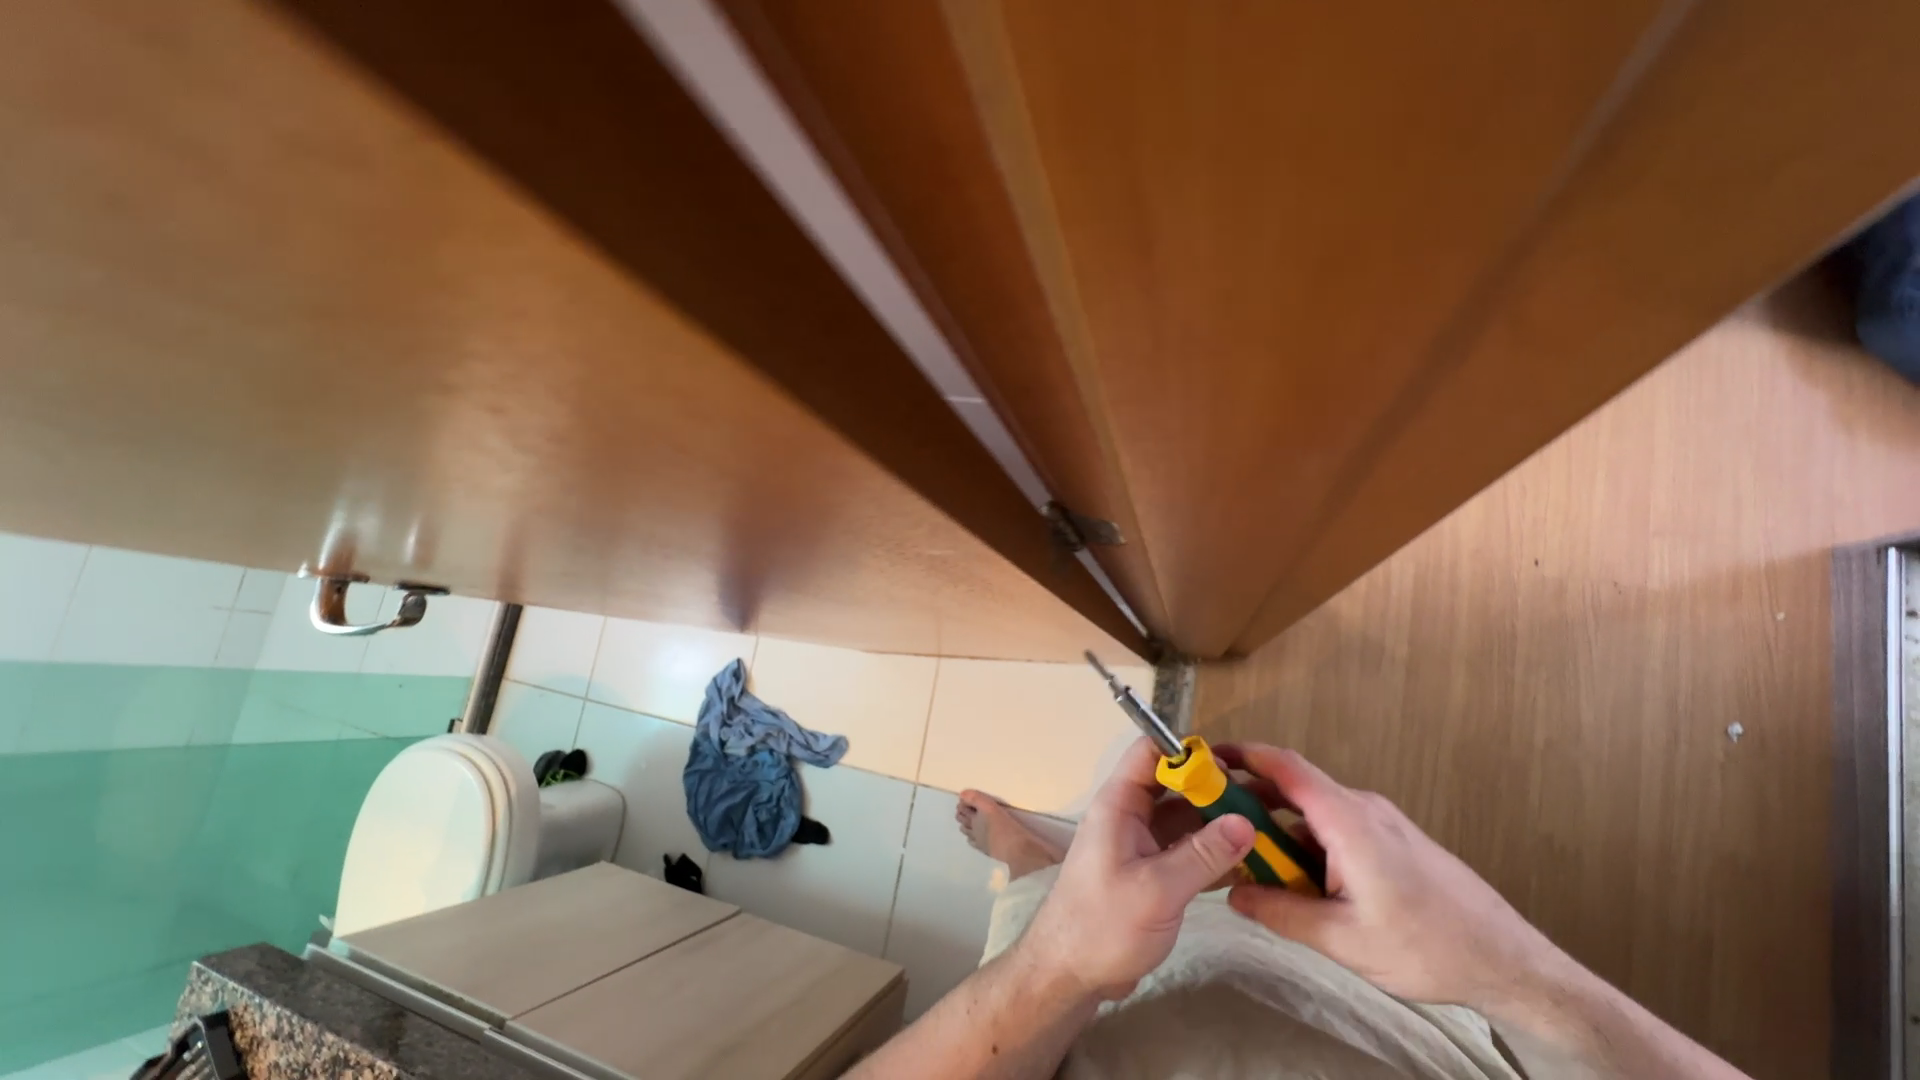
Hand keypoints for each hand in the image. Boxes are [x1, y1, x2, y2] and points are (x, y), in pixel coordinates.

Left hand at [1016, 737, 1255, 1000]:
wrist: (1070, 973)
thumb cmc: (1103, 925)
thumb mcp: (1158, 889)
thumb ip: (1203, 854)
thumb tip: (1246, 821)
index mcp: (1119, 804)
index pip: (1149, 752)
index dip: (1188, 751)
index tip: (1233, 766)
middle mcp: (1129, 815)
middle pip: (1173, 783)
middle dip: (1213, 786)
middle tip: (1262, 798)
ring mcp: (1140, 844)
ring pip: (1183, 817)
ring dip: (1217, 820)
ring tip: (1265, 824)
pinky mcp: (1151, 871)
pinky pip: (1185, 848)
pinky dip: (1212, 850)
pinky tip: (1247, 859)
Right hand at [1221, 744, 1565, 1011]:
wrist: (1510, 962)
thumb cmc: (1429, 947)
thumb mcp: (1342, 939)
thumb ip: (1280, 912)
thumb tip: (1233, 893)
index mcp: (1349, 820)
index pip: (1285, 766)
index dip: (1243, 754)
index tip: (1206, 757)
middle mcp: (1363, 808)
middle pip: (1294, 787)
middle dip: (1250, 801)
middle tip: (1214, 824)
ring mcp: (1380, 822)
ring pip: (1314, 812)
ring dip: (1280, 830)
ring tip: (1254, 865)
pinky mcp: (1392, 839)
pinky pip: (1335, 827)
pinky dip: (1307, 843)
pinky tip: (1301, 881)